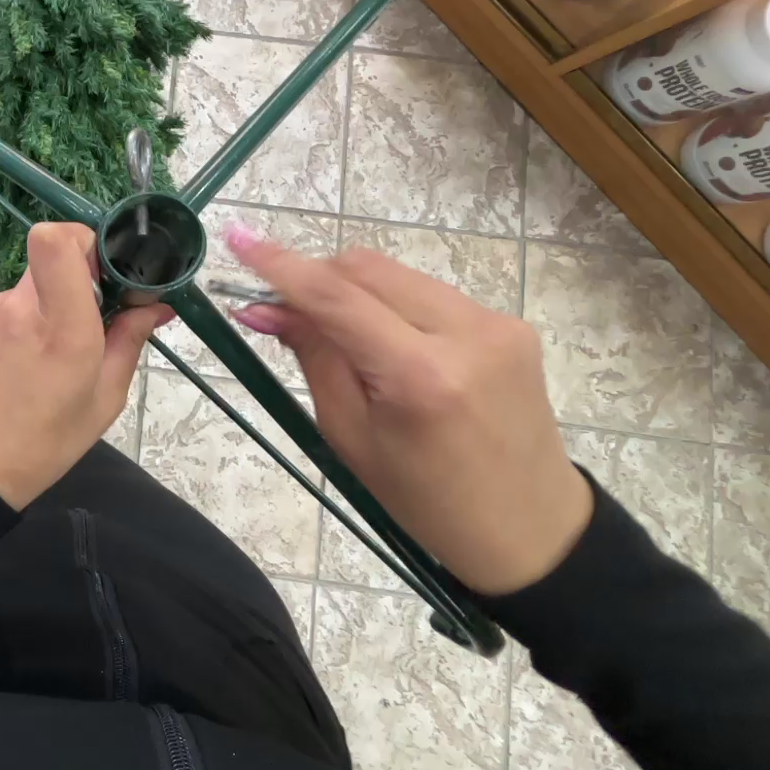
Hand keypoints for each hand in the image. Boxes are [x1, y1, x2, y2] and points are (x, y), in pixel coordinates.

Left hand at [0, 224, 171, 509]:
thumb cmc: (46, 440)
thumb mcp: (104, 398)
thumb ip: (130, 339)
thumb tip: (156, 305)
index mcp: (60, 326)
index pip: (56, 240)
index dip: (85, 240)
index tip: (106, 271)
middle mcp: (20, 307)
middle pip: (54, 257)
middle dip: (81, 278)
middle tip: (95, 319)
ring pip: (36, 282)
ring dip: (55, 302)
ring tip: (58, 353)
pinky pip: (14, 303)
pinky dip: (31, 319)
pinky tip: (30, 360)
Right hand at [225, 225, 590, 595]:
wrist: (531, 530)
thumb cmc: (422, 498)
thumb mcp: (348, 433)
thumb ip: (311, 355)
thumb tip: (261, 307)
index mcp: (420, 375)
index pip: (335, 297)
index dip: (279, 265)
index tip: (238, 238)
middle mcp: (466, 333)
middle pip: (363, 267)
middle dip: (312, 275)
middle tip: (276, 308)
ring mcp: (495, 322)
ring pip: (392, 273)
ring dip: (346, 288)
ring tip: (328, 330)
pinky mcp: (507, 323)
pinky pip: (422, 290)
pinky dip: (383, 300)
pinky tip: (376, 338)